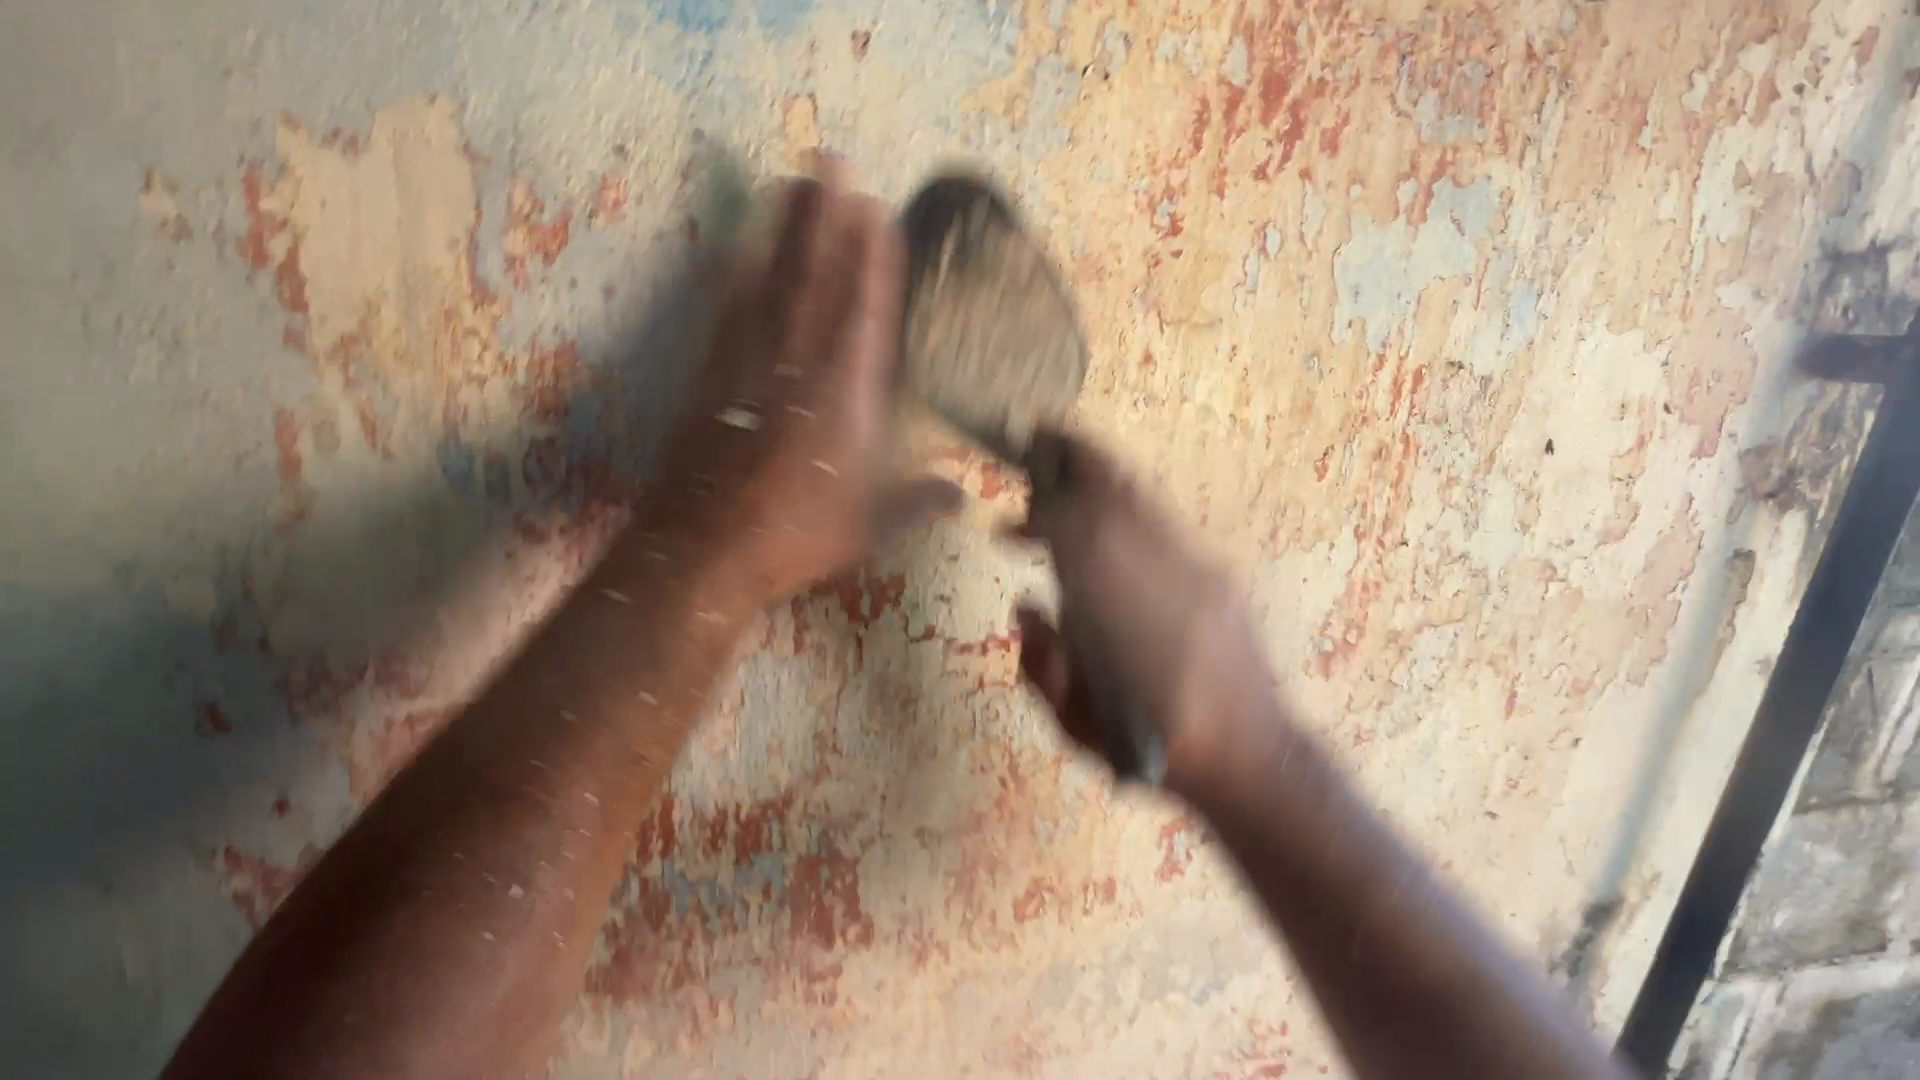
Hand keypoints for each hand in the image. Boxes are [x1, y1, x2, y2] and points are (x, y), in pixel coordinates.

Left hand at [651, 161, 960, 604]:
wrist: (703, 550)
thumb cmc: (797, 536)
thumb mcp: (871, 528)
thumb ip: (918, 503)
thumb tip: (960, 496)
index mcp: (846, 394)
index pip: (865, 309)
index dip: (872, 257)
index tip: (876, 210)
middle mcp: (798, 366)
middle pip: (815, 277)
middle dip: (825, 215)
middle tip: (829, 158)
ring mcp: (748, 367)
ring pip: (770, 284)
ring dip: (783, 230)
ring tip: (789, 182)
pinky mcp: (709, 380)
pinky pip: (727, 316)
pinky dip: (735, 280)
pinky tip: (736, 254)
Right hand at [1012, 431, 1279, 794]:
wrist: (1256, 757)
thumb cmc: (1158, 753)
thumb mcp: (1078, 729)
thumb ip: (1041, 666)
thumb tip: (1026, 607)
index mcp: (1124, 623)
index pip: (1076, 540)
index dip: (1039, 519)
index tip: (1010, 527)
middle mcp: (1164, 582)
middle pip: (1115, 500)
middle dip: (1074, 462)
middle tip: (1038, 440)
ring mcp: (1200, 573)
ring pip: (1145, 502)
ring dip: (1102, 473)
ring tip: (1070, 456)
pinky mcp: (1219, 576)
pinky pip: (1166, 521)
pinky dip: (1131, 499)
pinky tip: (1113, 502)